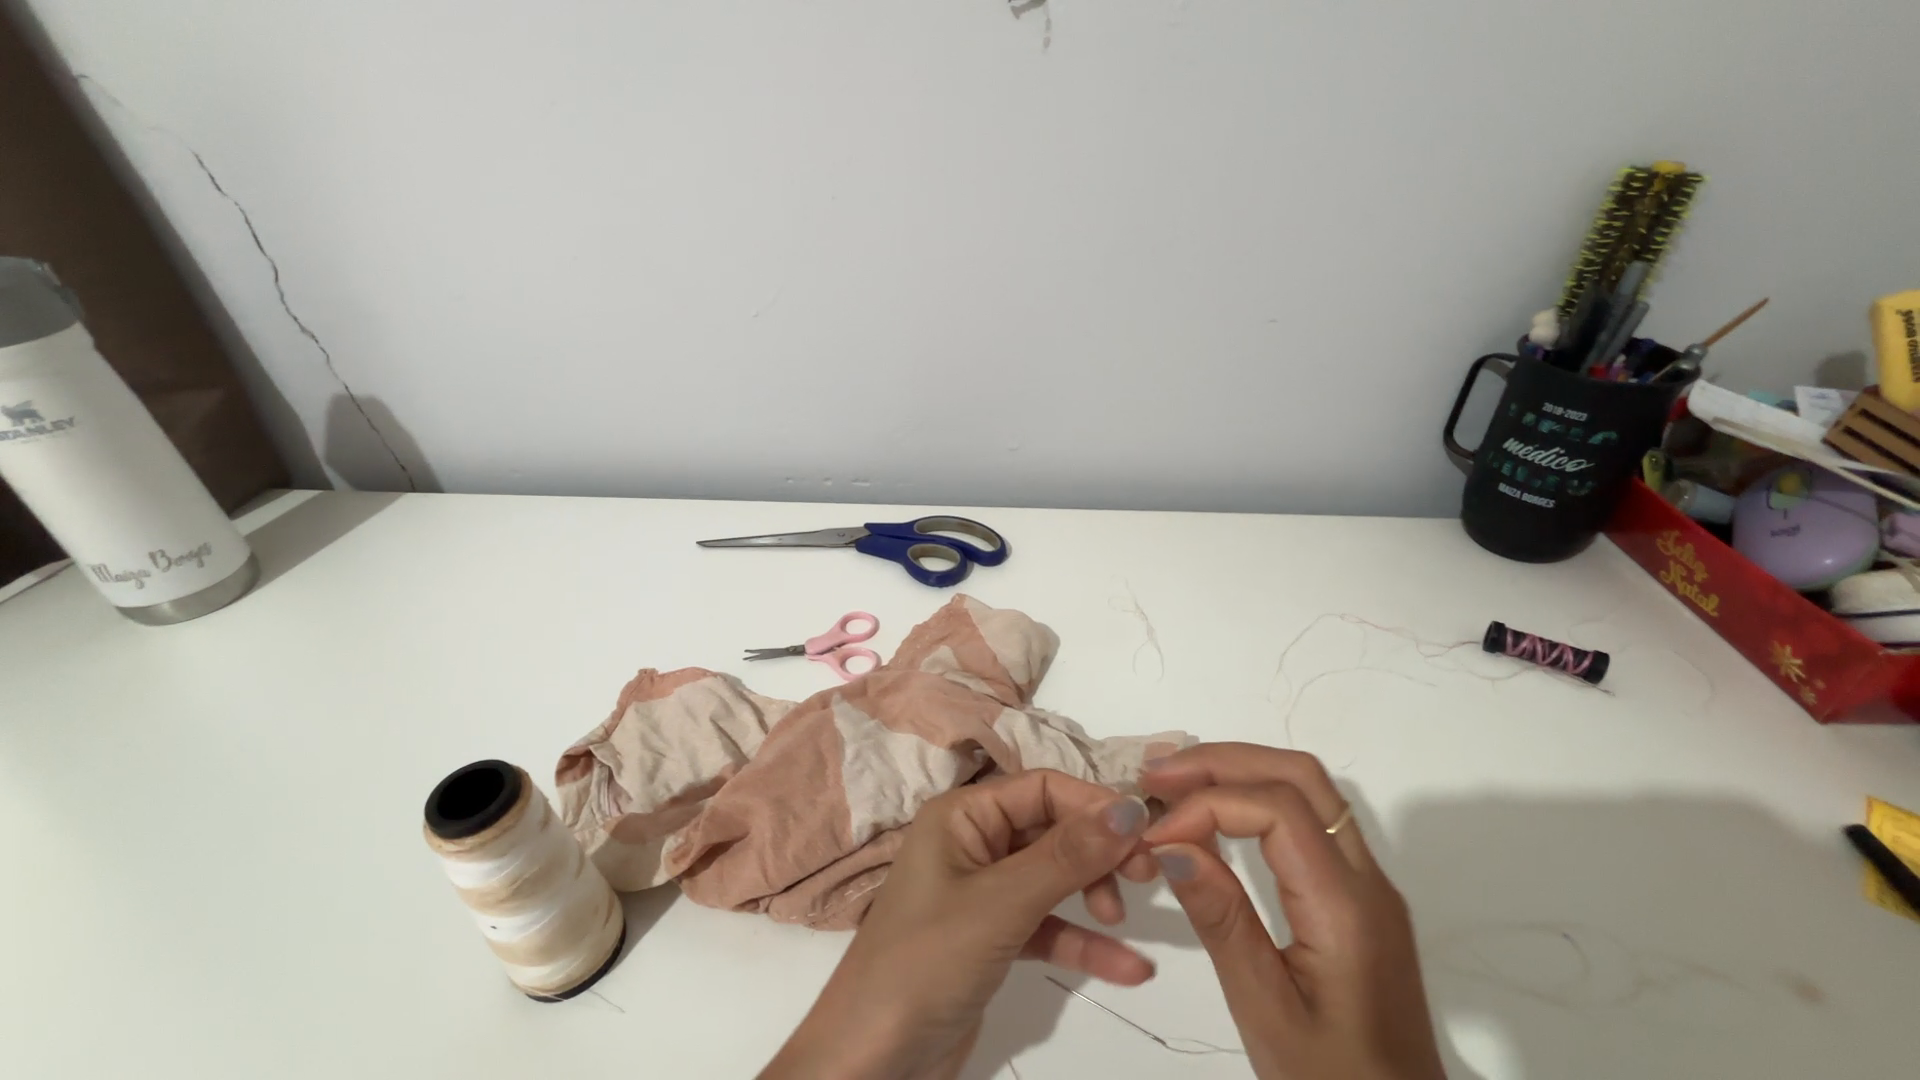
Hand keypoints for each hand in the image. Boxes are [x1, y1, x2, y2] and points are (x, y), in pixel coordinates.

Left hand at [760, 769, 1157, 1079]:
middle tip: (1146, 877)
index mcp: (962, 815)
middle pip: (1052, 828)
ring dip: (1093, 893)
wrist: (873, 1063)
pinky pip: (1048, 927)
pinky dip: (1083, 943)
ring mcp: (983, 893)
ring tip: (1122, 919)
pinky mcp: (993, 939)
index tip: (1148, 833)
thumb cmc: (925, 963)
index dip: (1095, 805)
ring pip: (1054, 877)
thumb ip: (1067, 855)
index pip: (1042, 787)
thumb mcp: (1001, 903)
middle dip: (1099, 850)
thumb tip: (1130, 806)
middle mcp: (973, 843)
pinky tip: (1130, 968)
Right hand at [1140, 743, 1444, 1079]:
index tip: (1155, 836)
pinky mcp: (1356, 896)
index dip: (1207, 803)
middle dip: (1222, 761)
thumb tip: (1171, 843)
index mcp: (1345, 907)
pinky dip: (1255, 797)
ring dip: (1239, 771)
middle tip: (1156, 775)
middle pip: (1299, 776)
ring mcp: (1366, 884)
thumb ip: (1221, 921)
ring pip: (1308, 788)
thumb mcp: (1265, 1012)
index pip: (1277, 809)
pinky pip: (1308, 818)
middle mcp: (1366, 879)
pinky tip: (1214, 814)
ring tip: (1174, 782)